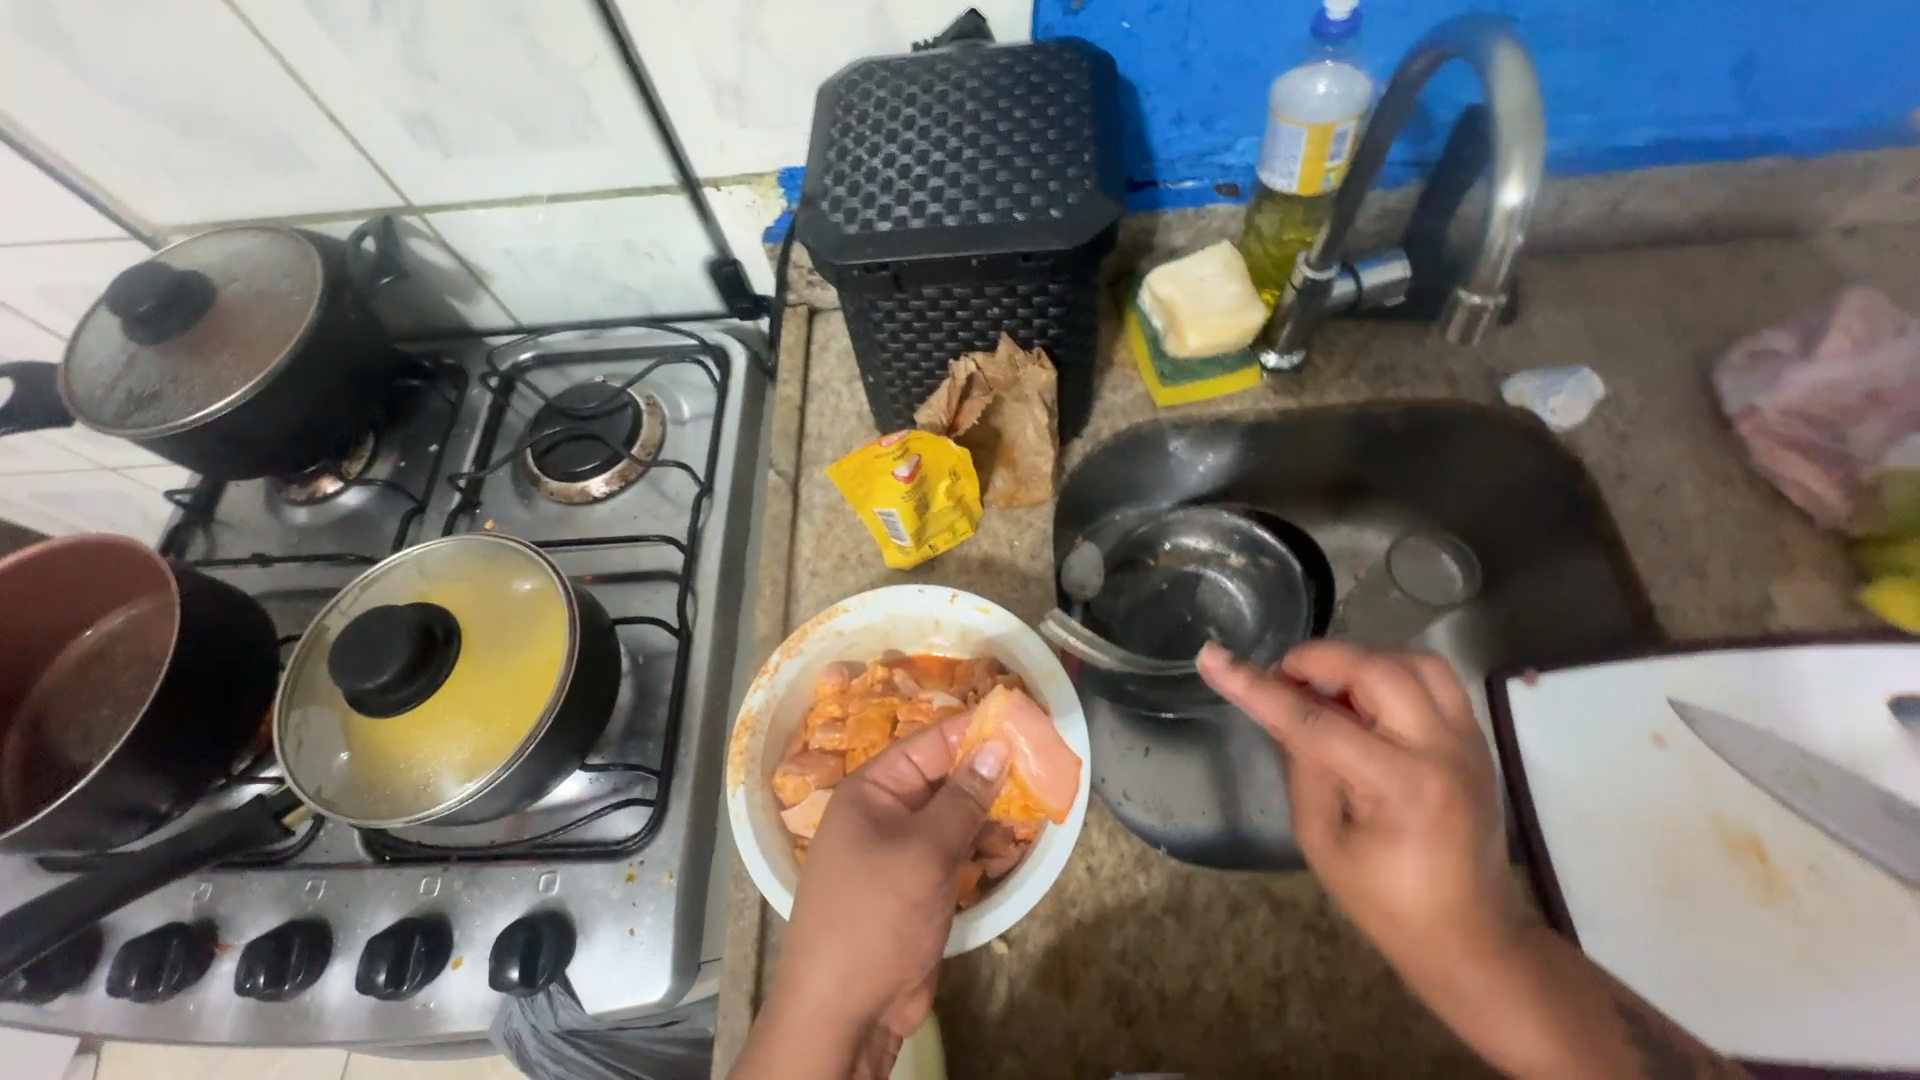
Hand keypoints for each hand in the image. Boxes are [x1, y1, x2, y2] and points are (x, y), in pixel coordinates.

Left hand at [752, 714, 1007, 1076]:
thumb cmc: (876, 915)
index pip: (927, 744)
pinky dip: (984, 842)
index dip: (972, 729)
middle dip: (988, 769)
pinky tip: (1019, 835)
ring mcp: (902, 852)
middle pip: (943, 778)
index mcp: (871, 791)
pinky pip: (955, 850)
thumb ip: (963, 798)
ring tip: (1042, 790)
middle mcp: (885, 813)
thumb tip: (996, 746)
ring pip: (953, 815)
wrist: (844, 1011)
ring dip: (991, 807)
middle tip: (1042, 757)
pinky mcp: (920, 886)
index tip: (1019, 717)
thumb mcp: (923, 850)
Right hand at [1196, 641, 1525, 982]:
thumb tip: (1278, 705)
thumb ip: (1300, 765)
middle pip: (1376, 670)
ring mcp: (1468, 741)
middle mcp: (1441, 752)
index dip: (1257, 687)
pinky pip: (1435, 678)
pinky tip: (1363, 695)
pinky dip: (1391, 670)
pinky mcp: (1477, 739)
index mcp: (1400, 787)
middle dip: (1317, 659)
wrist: (1471, 935)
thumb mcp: (1321, 839)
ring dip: (1360, 658)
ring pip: (1413, 660)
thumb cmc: (1385, 900)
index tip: (1214, 659)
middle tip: (1282, 674)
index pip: (1314, 721)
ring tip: (1326, 682)